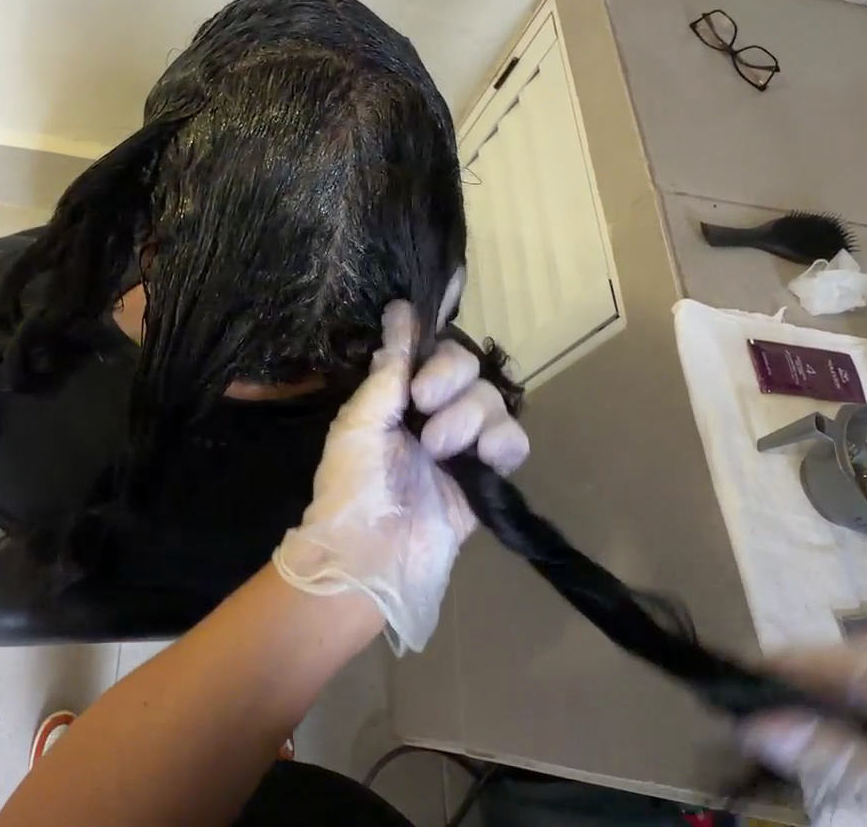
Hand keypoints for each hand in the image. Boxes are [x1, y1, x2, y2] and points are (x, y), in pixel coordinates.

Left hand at [273, 301, 528, 651]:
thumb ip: (388, 369)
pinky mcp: (487, 477)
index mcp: (398, 397)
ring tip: (437, 450)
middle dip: (448, 378)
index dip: (437, 343)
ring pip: (492, 400)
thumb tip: (400, 311)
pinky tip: (482, 458)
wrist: (371, 556)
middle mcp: (433, 413)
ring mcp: (463, 444)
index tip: (435, 331)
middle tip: (422, 402)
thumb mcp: (360, 421)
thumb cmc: (352, 485)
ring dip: (466, 418)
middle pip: (468, 367)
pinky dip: (503, 443)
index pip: (432, 352)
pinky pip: (514, 442)